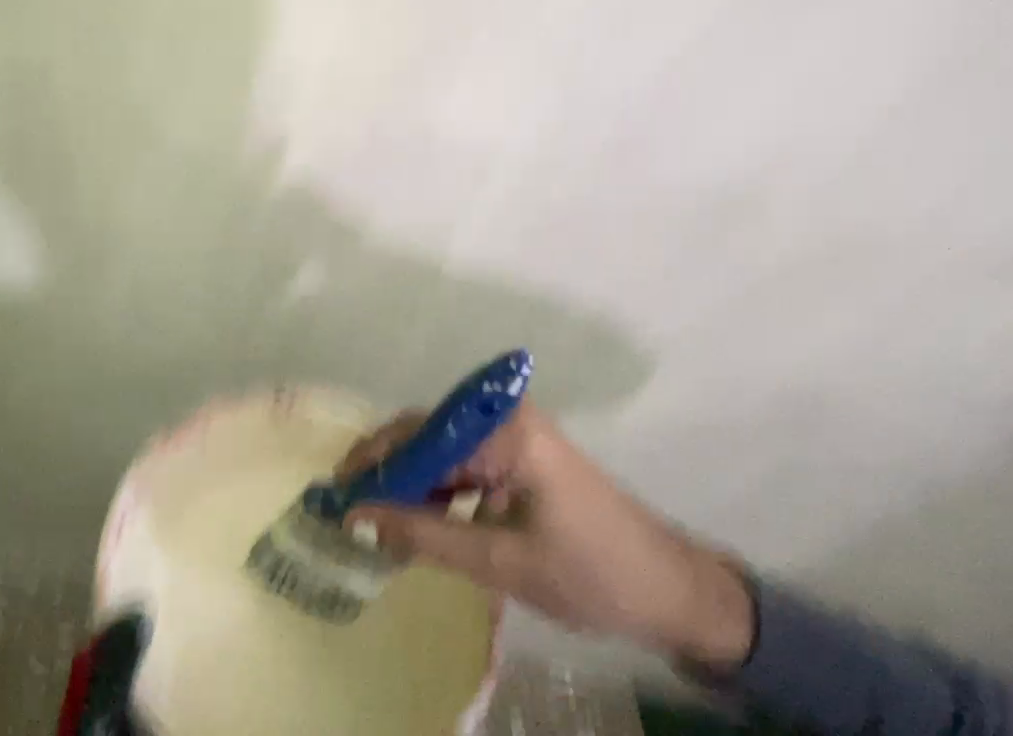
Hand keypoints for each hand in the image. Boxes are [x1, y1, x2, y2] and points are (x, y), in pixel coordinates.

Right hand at [338, 402, 755, 672]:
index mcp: (507, 432)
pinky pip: (467, 462)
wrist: (675, 594)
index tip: (337, 495)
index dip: (374, 463)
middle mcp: (509, 419)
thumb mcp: (499, 563)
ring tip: (378, 517)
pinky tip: (421, 519)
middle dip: (388, 469)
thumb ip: (422, 534)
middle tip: (351, 509)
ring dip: (411, 481)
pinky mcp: (525, 457)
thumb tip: (355, 515)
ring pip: (444, 448)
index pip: (420, 434)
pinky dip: (439, 489)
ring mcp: (519, 436)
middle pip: (429, 433)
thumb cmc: (591, 576)